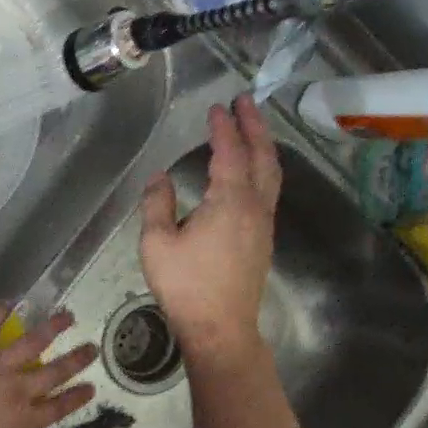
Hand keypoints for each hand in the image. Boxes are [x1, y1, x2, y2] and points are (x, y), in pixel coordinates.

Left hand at [0, 306, 97, 427]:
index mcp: (20, 423)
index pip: (57, 408)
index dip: (75, 398)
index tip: (90, 388)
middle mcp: (16, 391)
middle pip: (53, 372)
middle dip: (76, 359)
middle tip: (91, 348)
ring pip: (31, 341)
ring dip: (51, 327)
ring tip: (66, 316)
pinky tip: (8, 302)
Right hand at [140, 95, 281, 360]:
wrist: (220, 325)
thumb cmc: (184, 284)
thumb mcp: (157, 243)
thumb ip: (158, 205)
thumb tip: (159, 177)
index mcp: (229, 202)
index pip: (229, 153)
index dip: (223, 128)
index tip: (217, 107)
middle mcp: (254, 206)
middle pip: (262, 157)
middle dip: (255, 126)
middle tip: (246, 101)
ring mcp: (263, 223)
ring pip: (271, 174)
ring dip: (263, 146)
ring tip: (253, 128)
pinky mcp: (262, 238)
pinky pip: (268, 189)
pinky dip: (262, 167)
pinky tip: (250, 170)